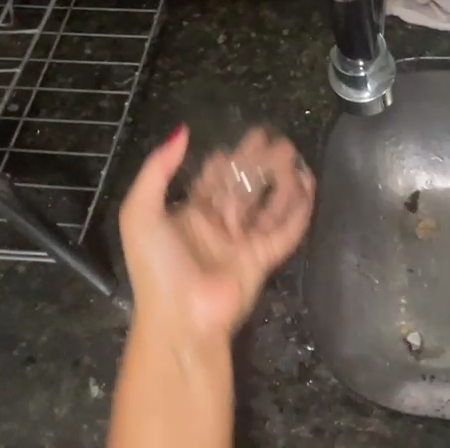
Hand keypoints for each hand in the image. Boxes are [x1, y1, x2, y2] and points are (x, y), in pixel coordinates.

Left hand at [118, 125, 315, 341]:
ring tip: (295, 155)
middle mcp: (219, 226)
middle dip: (260, 163)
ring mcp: (244, 243)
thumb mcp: (141, 213)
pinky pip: (286, 228)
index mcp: (190, 215)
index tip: (246, 139)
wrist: (179, 320)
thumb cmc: (158, 265)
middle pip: (245, 187)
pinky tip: (308, 182)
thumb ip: (158, 169)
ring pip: (269, 204)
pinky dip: (300, 206)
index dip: (228, 159)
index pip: (214, 179)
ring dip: (282, 180)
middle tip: (278, 140)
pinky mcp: (265, 260)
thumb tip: (184, 130)